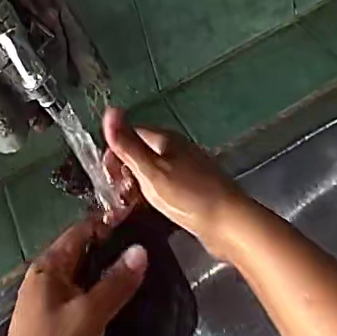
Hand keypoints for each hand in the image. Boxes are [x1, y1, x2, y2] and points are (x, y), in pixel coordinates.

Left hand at [0, 217, 146, 335]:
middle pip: (80, 254)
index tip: (140, 222)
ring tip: (141, 276)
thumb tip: (141, 249)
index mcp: (46, 269)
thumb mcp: (90, 315)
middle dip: (111, 250)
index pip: (80, 231)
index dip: (108, 224)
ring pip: (81, 281)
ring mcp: (45, 307)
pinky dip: (99, 300)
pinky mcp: (51, 331)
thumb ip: (116, 282)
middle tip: (148, 250)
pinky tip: (121, 308)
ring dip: (106, 277)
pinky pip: (79, 303)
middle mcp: (42, 282)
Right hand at [101, 107, 253, 253]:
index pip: (132, 134)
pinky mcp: (194, 191)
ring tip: (127, 207)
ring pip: (153, 172)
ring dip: (137, 186)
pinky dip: (153, 197)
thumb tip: (109, 110)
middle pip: (142, 153)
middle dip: (125, 171)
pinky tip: (149, 212)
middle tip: (116, 194)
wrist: (231, 225)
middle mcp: (178, 150)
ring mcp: (188, 170)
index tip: (105, 174)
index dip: (115, 150)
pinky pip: (165, 188)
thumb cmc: (189, 196)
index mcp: (167, 139)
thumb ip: (128, 144)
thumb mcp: (151, 171)